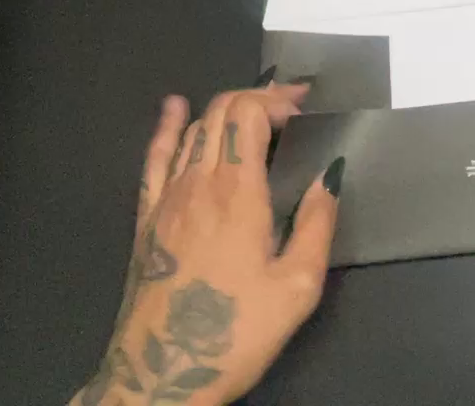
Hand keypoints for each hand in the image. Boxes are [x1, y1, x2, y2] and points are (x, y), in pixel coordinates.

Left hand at [72, 81, 343, 405]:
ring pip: (193, 129)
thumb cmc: (234, 333)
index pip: (248, 112)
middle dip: (258, 97)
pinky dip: (167, 126)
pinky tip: (174, 108)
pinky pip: (154, 157)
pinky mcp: (145, 218)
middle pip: (221, 111)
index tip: (304, 109)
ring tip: (255, 109)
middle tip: (290, 107)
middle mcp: (198, 182)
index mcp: (237, 191)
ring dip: (226, 109)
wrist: (158, 381)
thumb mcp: (297, 287)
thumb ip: (316, 224)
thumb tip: (328, 174)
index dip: (276, 99)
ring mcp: (166, 198)